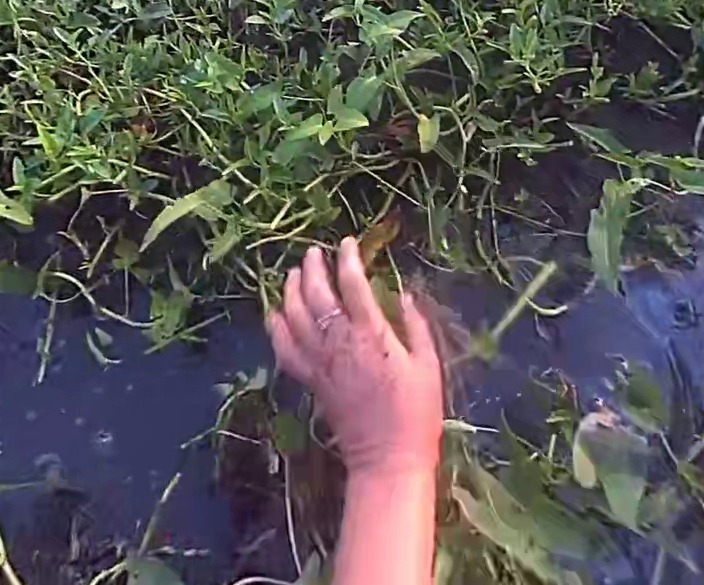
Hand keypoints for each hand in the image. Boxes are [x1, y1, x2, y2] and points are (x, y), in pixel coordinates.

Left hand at [266, 237, 443, 478]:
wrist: (389, 460)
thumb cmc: (416, 412)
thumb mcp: (428, 364)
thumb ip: (416, 324)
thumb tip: (405, 292)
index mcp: (371, 334)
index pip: (353, 284)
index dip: (348, 258)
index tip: (347, 242)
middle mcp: (340, 342)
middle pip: (317, 294)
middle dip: (313, 267)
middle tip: (314, 253)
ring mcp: (320, 361)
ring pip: (294, 316)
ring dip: (291, 290)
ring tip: (294, 274)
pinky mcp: (310, 380)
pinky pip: (284, 350)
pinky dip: (276, 328)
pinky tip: (275, 313)